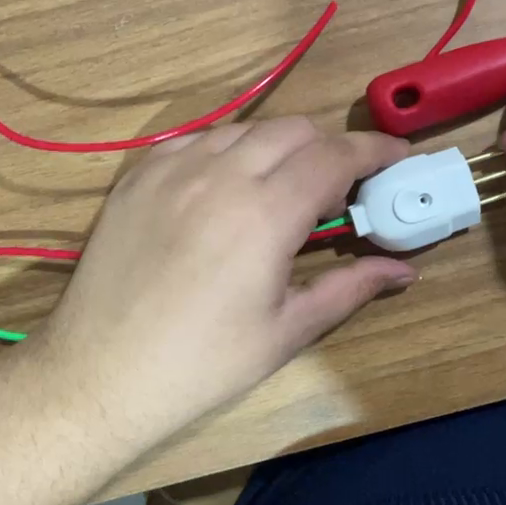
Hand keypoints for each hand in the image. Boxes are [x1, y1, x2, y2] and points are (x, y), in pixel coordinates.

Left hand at [33, 118, 415, 447]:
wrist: (100, 374)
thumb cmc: (204, 364)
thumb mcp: (286, 331)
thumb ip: (350, 288)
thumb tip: (405, 271)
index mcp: (266, 214)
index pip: (336, 155)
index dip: (375, 150)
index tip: (397, 157)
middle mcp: (221, 174)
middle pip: (295, 130)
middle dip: (328, 149)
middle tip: (335, 191)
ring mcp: (173, 169)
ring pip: (245, 130)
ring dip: (277, 148)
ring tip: (279, 190)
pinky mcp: (138, 176)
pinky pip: (196, 139)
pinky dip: (225, 151)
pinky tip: (224, 187)